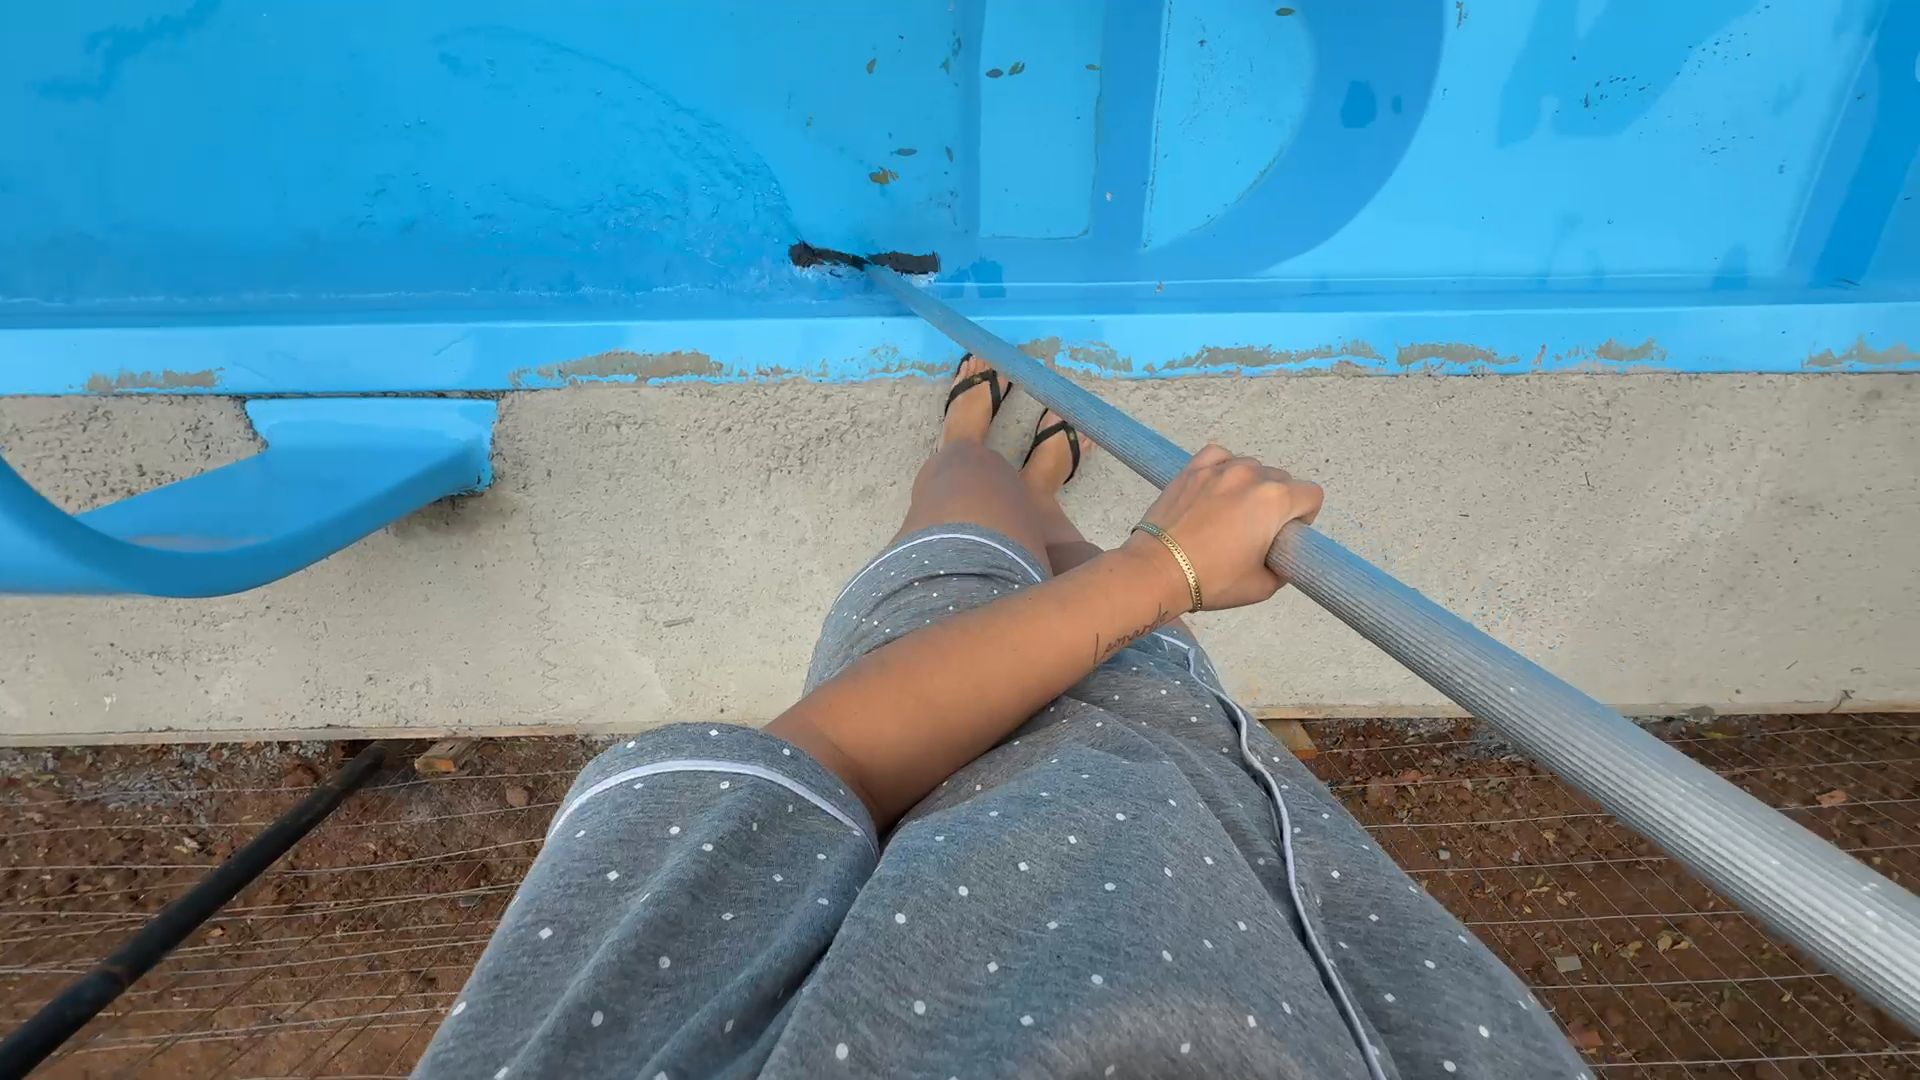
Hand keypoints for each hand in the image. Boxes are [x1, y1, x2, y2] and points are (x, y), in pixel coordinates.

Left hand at [1126, 443, 1323, 610]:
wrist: (1158, 570)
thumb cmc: (1211, 580)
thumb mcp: (1263, 585)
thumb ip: (1283, 565)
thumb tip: (1280, 556)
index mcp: (1274, 500)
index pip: (1311, 495)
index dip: (1304, 517)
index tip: (1285, 535)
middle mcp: (1250, 476)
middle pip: (1281, 479)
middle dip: (1277, 502)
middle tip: (1255, 529)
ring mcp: (1218, 469)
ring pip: (1251, 467)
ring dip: (1250, 485)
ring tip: (1231, 512)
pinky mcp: (1191, 470)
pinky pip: (1218, 456)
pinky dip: (1223, 467)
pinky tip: (1218, 487)